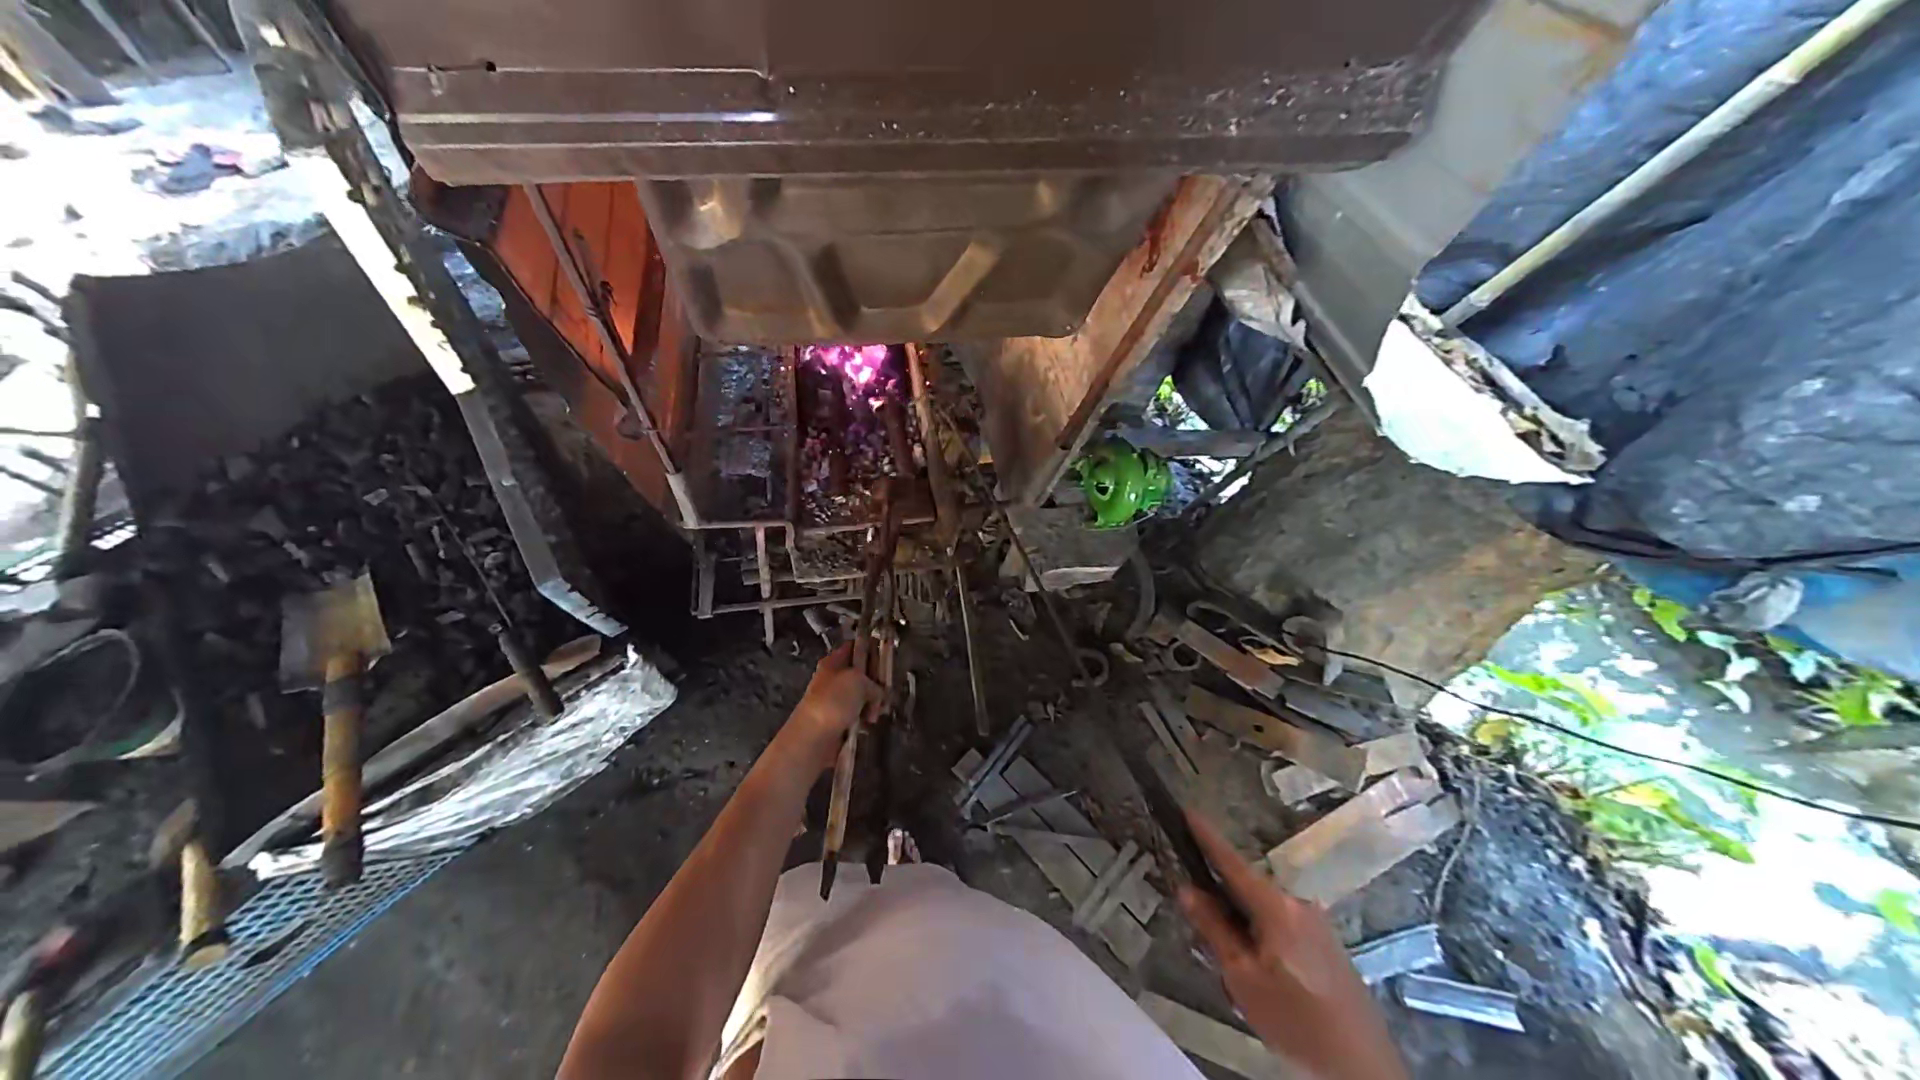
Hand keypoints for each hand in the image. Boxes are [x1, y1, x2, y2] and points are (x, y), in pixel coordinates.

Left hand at [782, 642, 880, 763]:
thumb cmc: (834, 701)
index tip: (887, 660)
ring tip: (875, 713)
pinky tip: (870, 722)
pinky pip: (859, 712)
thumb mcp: (859, 681)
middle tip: (884, 692)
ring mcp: (836, 699)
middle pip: (862, 673)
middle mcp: (834, 678)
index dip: (872, 650)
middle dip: (877, 682)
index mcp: (834, 662)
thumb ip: (874, 683)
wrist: (813, 737)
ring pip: (863, 695)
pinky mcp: (839, 719)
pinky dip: (866, 716)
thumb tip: (878, 694)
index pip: (855, 647)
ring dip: (873, 703)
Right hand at [1178, 810, 1408, 1079]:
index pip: (1231, 862)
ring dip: (1242, 921)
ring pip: (1264, 909)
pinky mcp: (1326, 943)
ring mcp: (1316, 922)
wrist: (1361, 1064)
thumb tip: (1186, 888)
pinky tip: (1258, 966)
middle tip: (1197, 917)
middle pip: (1247, 887)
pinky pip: (1281, 924)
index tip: (1187, 810)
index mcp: (1275, 906)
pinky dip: (1261, 932)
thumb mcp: (1242, 977)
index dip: (1206, 836)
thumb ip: (1214, 929)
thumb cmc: (1294, 1018)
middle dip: (1221, 896)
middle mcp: (1298, 903)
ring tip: (1230, 958)